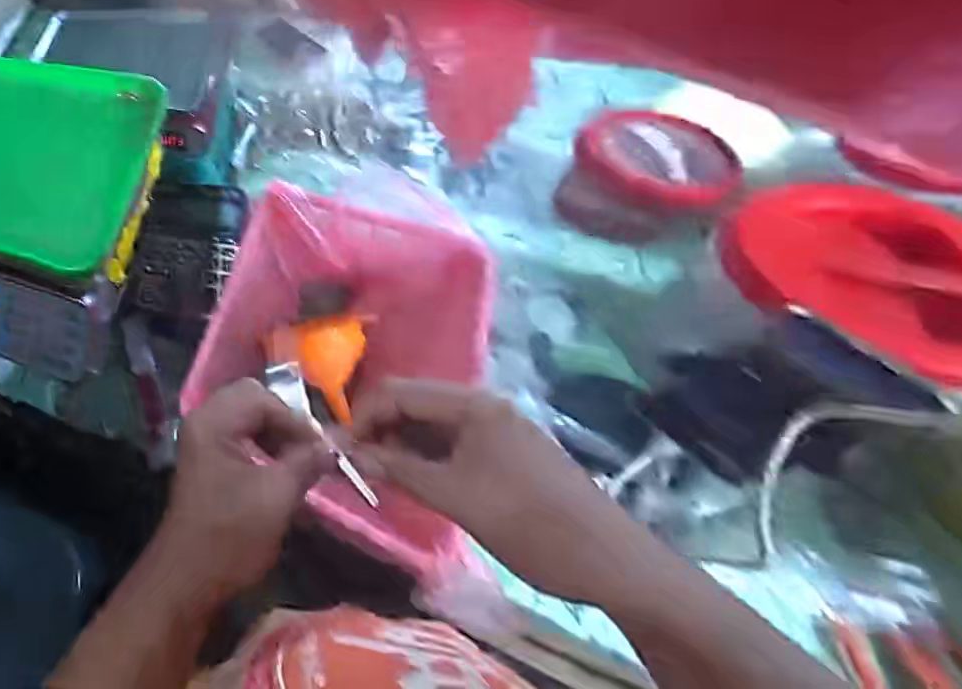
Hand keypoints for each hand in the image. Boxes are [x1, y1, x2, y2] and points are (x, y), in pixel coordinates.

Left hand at [156, 379, 329, 598]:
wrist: (188, 576)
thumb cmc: (230, 535)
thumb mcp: (276, 497)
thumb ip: (305, 463)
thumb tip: (332, 445)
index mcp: (212, 421)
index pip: (260, 397)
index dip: (295, 420)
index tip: (322, 448)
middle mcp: (202, 419)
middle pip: (250, 398)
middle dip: (285, 420)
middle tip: (311, 449)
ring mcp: (201, 437)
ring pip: (245, 414)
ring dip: (275, 432)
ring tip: (300, 460)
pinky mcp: (206, 455)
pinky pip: (238, 432)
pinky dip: (262, 443)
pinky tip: (280, 467)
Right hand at [349, 378, 653, 605]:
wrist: (620, 569)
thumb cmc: (532, 525)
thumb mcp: (456, 497)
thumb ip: (397, 469)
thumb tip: (347, 453)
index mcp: (472, 404)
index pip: (398, 392)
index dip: (362, 417)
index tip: (341, 448)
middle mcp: (482, 406)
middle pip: (413, 404)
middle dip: (379, 429)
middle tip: (356, 463)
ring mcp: (495, 428)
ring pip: (429, 425)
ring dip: (400, 445)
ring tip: (378, 474)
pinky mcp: (504, 452)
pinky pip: (450, 443)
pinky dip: (425, 457)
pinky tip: (413, 479)